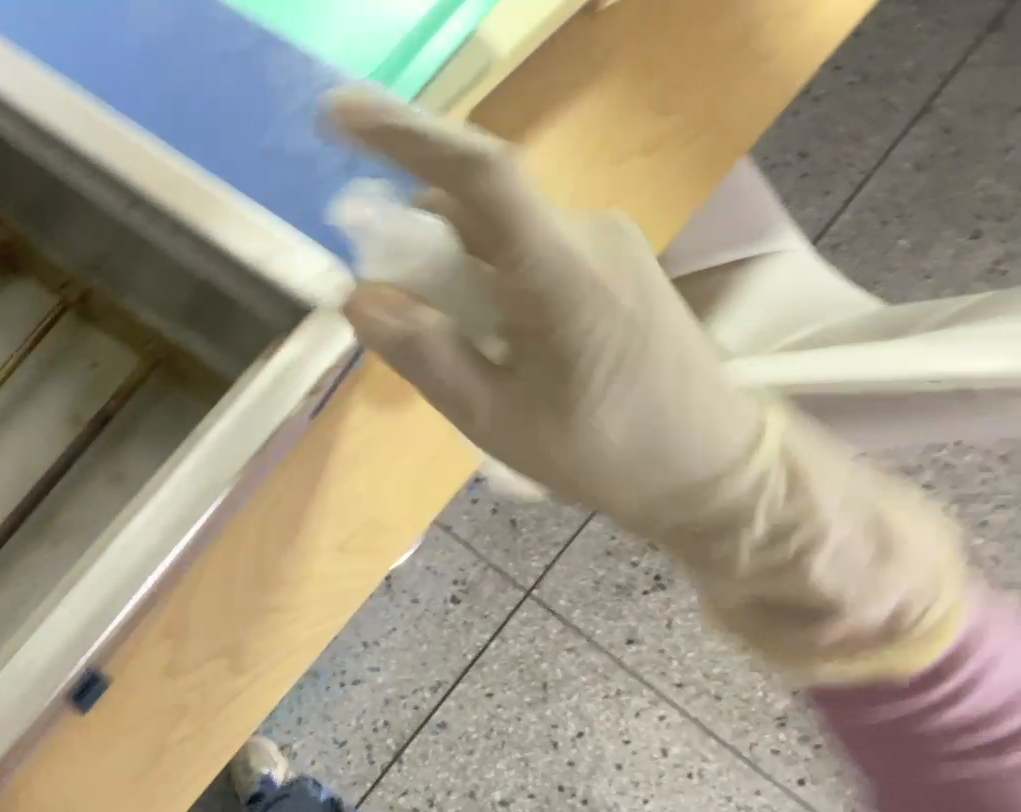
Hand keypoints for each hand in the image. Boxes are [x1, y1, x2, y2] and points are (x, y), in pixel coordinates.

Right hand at [322, 85, 966, 684]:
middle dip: (409, 244)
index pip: (479, 177)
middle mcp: (584, 234)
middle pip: (467, 208)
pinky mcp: (604, 257)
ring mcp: (600, 240)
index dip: (405, 136)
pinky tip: (485, 340)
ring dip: (443, 271)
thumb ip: (424, 353)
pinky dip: (474, 279)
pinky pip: (513, 247)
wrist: (708, 464)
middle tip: (387, 316)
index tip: (336, 114)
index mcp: (559, 275)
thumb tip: (357, 297)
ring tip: (454, 351)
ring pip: (487, 231)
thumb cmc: (599, 452)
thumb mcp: (492, 419)